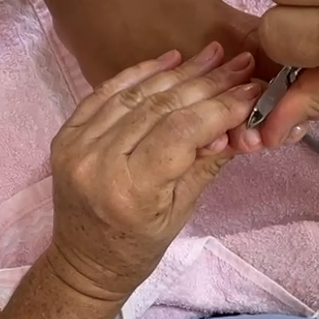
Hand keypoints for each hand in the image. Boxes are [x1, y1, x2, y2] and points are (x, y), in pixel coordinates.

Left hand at [43, 43, 264, 303]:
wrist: (84, 263)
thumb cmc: (137, 248)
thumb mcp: (181, 212)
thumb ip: (207, 163)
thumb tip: (242, 119)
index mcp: (130, 192)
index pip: (182, 131)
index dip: (221, 106)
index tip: (253, 90)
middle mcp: (98, 164)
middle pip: (160, 107)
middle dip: (206, 83)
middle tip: (241, 64)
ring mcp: (76, 147)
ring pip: (135, 95)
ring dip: (178, 72)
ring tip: (213, 55)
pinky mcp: (66, 137)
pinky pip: (105, 94)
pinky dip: (138, 74)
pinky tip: (169, 60)